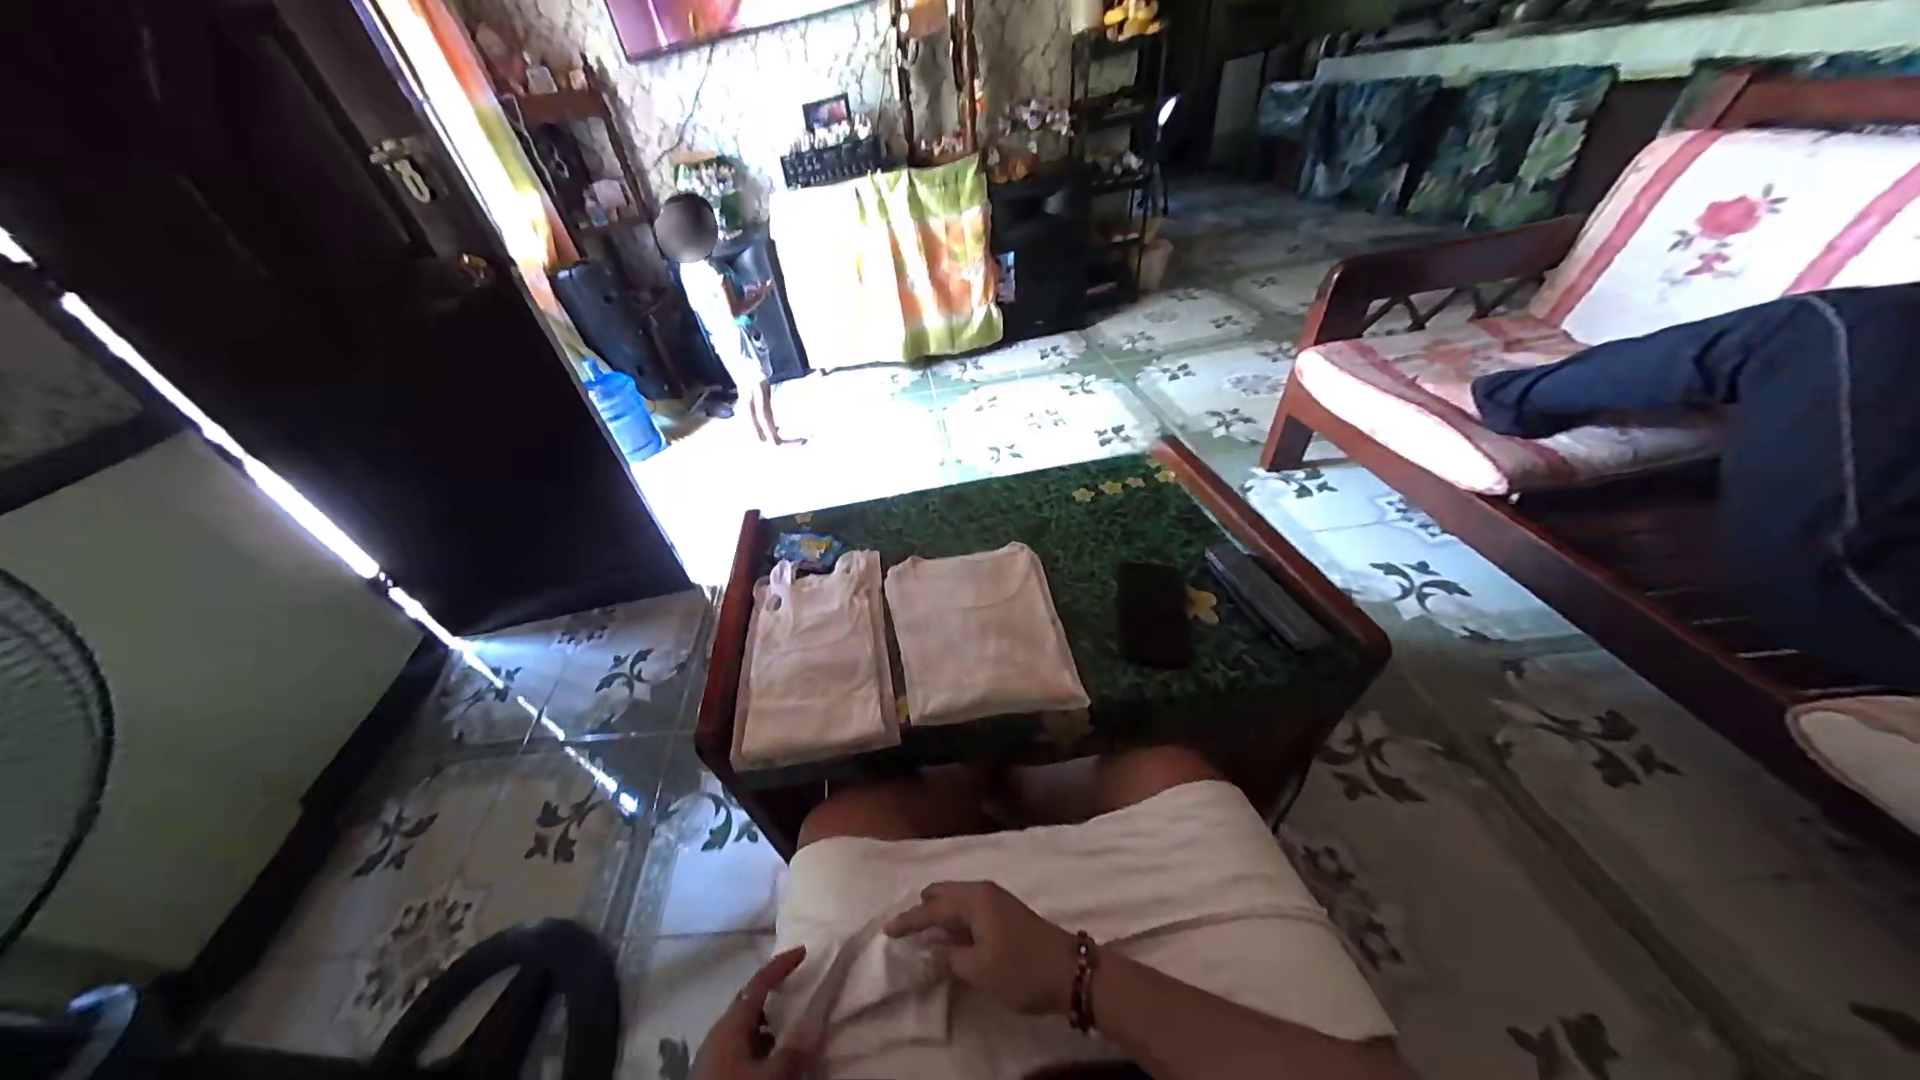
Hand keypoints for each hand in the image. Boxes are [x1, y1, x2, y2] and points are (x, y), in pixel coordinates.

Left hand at [692, 947, 817, 1079]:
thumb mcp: (771, 1077)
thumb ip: (794, 1050)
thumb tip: (814, 1022)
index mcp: (731, 1024)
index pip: (758, 982)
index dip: (780, 965)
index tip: (802, 951)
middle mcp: (719, 1033)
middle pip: (749, 1001)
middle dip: (773, 989)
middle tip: (797, 981)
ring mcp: (713, 1054)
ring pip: (745, 1025)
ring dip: (768, 1019)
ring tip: (791, 1021)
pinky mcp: (713, 1073)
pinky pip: (741, 1045)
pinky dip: (760, 1041)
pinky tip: (773, 1055)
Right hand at [883, 881, 1077, 1016]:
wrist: (1069, 971)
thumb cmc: (1020, 970)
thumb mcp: (979, 969)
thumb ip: (949, 955)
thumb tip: (930, 946)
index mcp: (975, 900)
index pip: (932, 908)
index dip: (909, 920)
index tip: (888, 929)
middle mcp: (984, 891)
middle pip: (945, 893)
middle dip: (924, 906)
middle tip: (904, 924)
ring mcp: (997, 899)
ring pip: (958, 898)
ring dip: (940, 910)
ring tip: (922, 925)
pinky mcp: (1006, 911)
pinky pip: (970, 905)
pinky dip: (955, 915)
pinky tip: (951, 929)